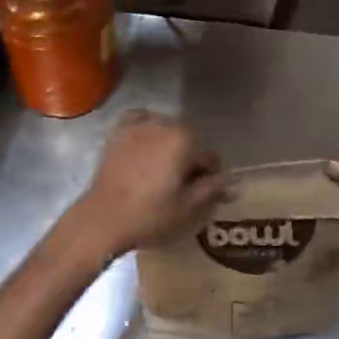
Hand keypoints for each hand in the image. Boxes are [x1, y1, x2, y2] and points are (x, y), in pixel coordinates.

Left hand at [68, 110, 227, 255]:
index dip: (210, 175)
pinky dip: (146, 128)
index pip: (208, 156)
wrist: (104, 218)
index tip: (205, 191)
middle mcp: (163, 124)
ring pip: (165, 130)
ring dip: (169, 145)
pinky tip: (146, 144)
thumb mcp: (187, 206)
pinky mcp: (118, 131)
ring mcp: (138, 125)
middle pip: (187, 140)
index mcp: (184, 140)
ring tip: (163, 170)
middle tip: (183, 185)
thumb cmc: (150, 214)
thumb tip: (235, 182)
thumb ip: (212, 188)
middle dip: (190, 158)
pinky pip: (139, 121)